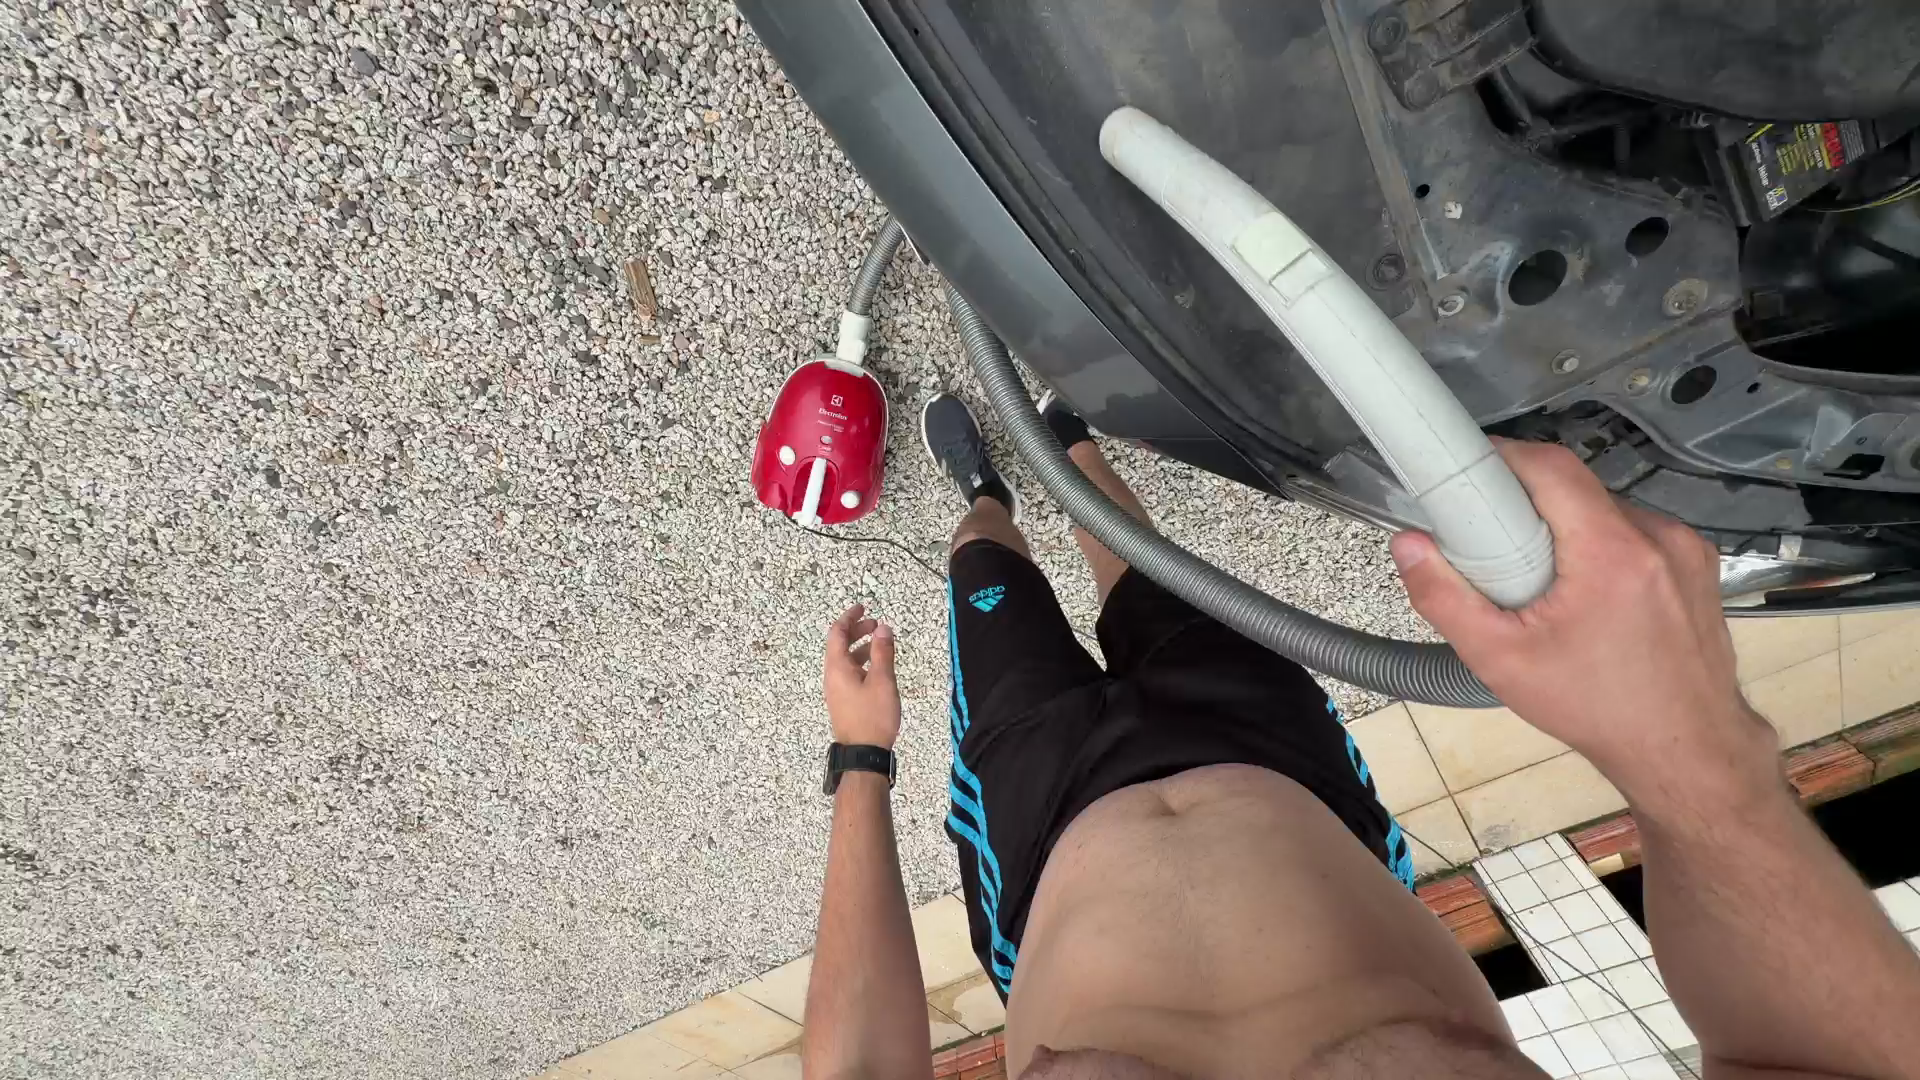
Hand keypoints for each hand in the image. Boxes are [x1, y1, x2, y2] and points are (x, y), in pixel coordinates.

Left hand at [823, 603, 900, 749]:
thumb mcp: (882, 680)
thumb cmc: (873, 716)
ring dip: (862, 647)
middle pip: (840, 645)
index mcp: (837, 668)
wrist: (863, 754)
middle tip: (877, 625)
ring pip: (846, 660)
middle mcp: (833, 676)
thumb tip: (883, 628)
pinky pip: (850, 673)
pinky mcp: (844, 701)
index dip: (849, 618)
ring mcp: (837, 690)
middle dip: (857, 631)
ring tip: (882, 644)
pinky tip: (878, 668)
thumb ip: (883, 652)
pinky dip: (862, 662)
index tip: (863, 607)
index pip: (837, 634)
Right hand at [1390, 441, 1778, 806]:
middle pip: (1572, 486)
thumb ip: (1442, 596)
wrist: (1684, 751)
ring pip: (1598, 507)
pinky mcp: (1694, 564)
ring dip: (1553, 522)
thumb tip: (1407, 544)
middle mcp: (1659, 537)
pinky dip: (1586, 541)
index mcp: (1612, 552)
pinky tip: (1567, 587)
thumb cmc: (1590, 704)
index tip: (1461, 469)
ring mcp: (1685, 549)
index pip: (1551, 467)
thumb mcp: (1495, 657)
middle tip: (1478, 536)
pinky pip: (1625, 529)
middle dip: (1517, 499)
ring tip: (1522, 571)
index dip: (1500, 455)